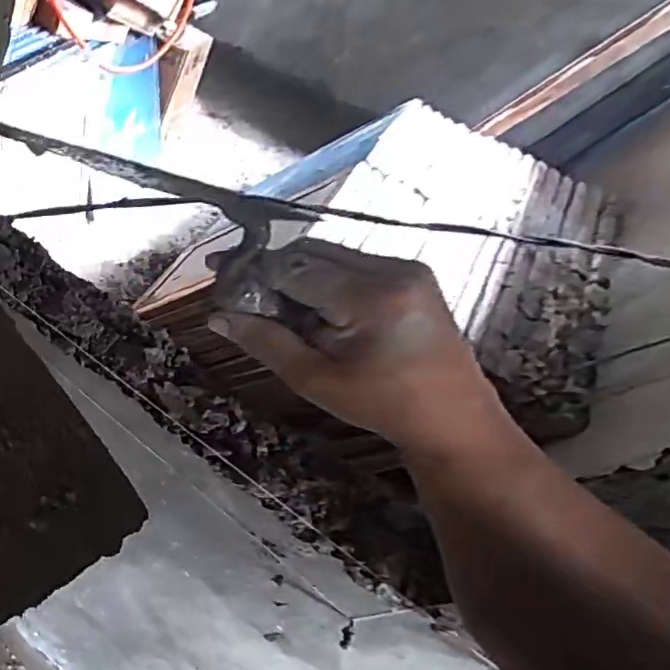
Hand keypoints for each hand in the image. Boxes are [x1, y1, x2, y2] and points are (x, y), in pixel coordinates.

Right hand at [206, 238, 509, 458]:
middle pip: (310, 252)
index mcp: (370, 296)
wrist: (451, 417)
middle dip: (271, 272)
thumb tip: (218, 317)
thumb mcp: (314, 379)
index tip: (221, 285)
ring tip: (276, 312)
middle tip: (240, 298)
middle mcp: (392, 268)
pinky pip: (350, 265)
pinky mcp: (410, 275)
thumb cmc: (382, 405)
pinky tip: (311, 312)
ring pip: (328, 255)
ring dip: (295, 276)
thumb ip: (265, 342)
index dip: (252, 276)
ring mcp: (405, 268)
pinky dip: (321, 281)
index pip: (292, 268)